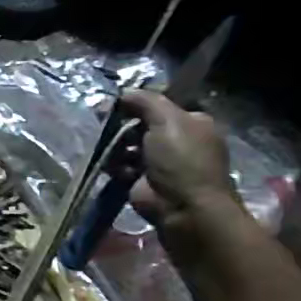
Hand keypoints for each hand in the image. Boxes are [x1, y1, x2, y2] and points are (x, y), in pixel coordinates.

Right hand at [120, 90, 239, 227]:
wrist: (183, 207)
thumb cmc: (182, 160)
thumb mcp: (168, 120)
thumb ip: (145, 101)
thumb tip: (123, 93)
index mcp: (192, 123)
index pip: (160, 104)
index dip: (138, 102)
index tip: (118, 103)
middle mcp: (178, 140)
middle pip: (139, 123)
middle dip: (122, 124)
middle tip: (107, 124)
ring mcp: (159, 161)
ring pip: (125, 142)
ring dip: (116, 146)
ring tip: (113, 152)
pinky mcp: (142, 178)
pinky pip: (120, 163)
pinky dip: (115, 164)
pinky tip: (118, 169)